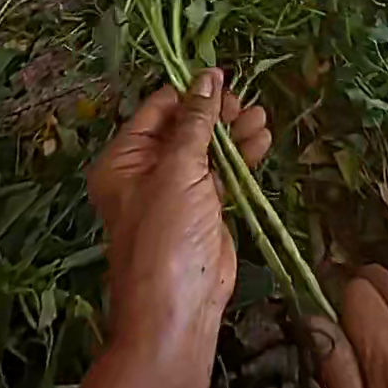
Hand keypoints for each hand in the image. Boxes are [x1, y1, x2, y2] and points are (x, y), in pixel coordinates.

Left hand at [86, 69, 269, 341]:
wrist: (179, 310)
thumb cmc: (166, 233)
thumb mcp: (178, 169)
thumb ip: (196, 121)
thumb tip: (207, 77)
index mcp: (125, 157)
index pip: (159, 109)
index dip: (190, 91)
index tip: (222, 77)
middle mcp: (147, 168)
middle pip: (186, 125)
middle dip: (217, 113)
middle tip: (243, 104)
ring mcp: (178, 187)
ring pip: (208, 147)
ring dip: (234, 132)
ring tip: (260, 118)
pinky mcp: (204, 205)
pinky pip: (223, 170)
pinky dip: (242, 155)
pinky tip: (261, 139)